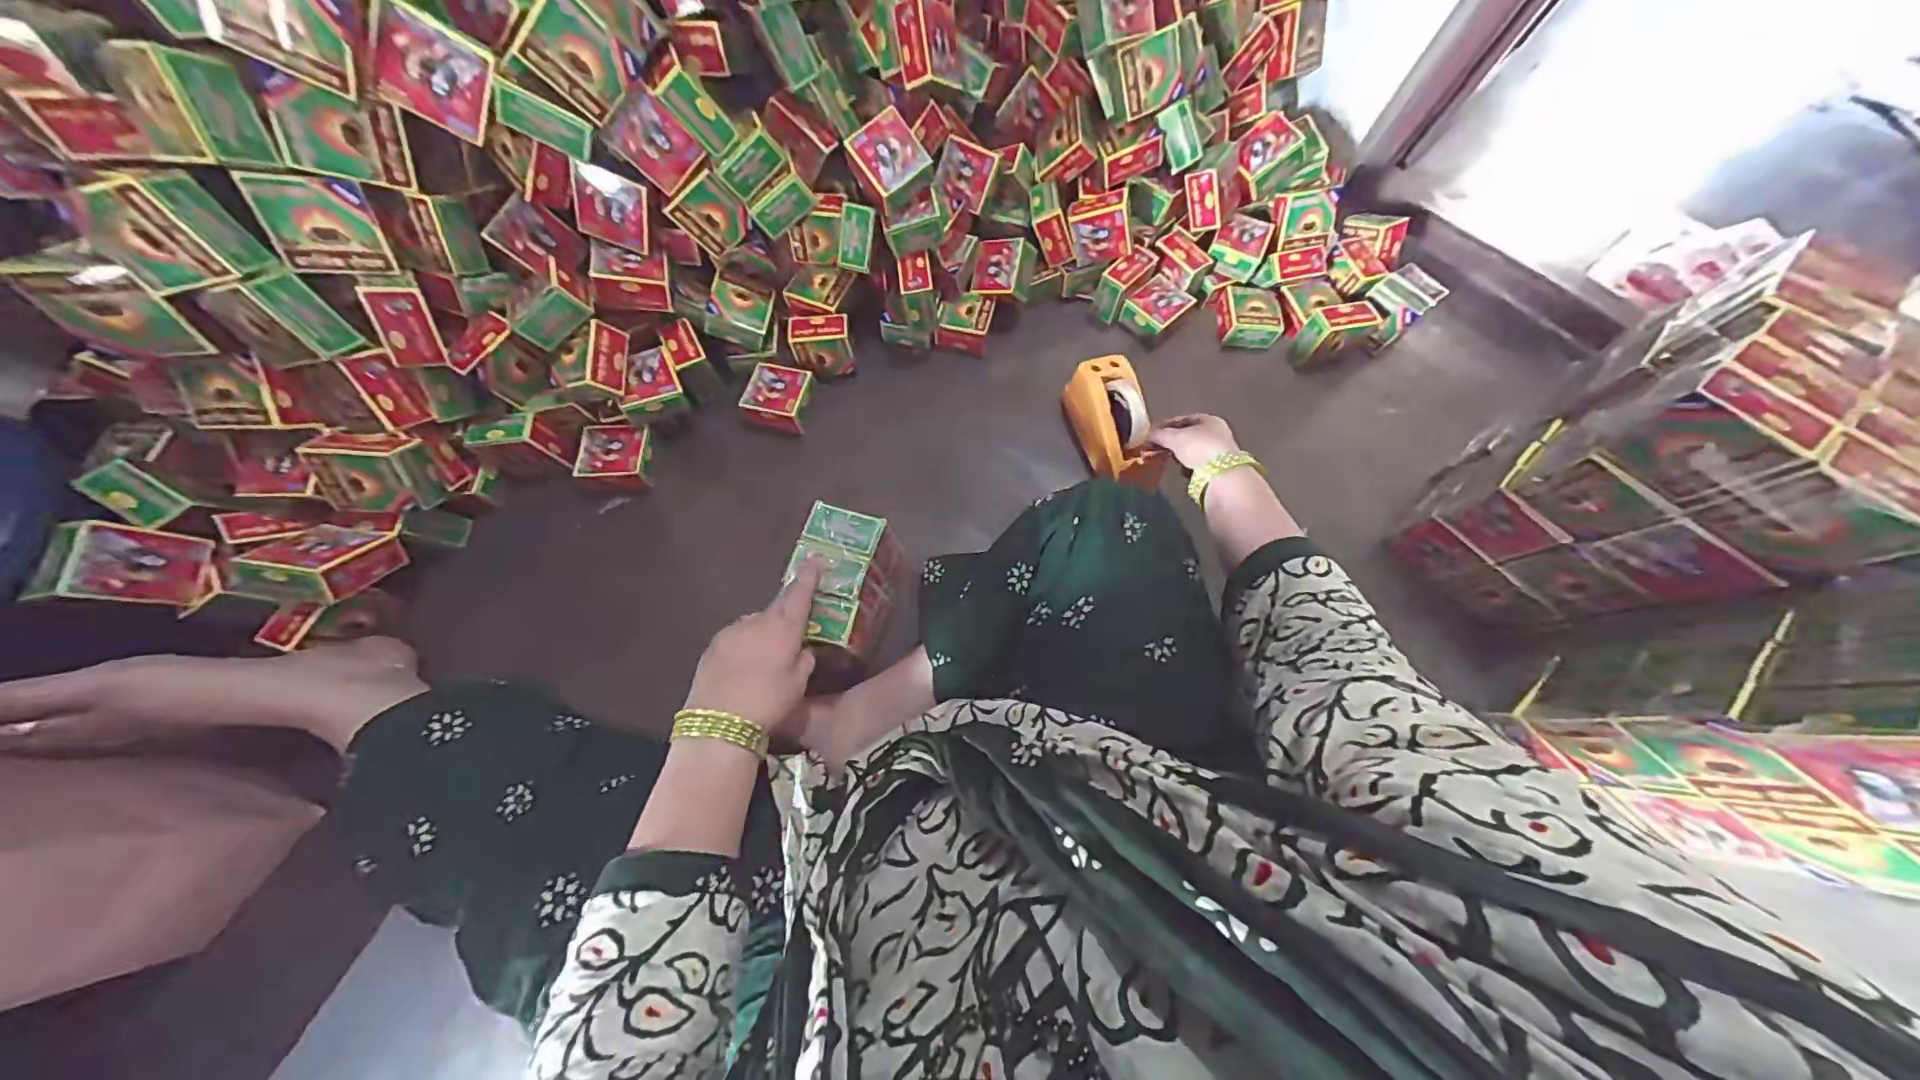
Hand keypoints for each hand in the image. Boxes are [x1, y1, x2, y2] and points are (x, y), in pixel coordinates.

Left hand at [683, 559, 821, 729]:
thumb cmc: (768, 702)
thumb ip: (803, 660)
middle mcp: (757, 622)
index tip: (815, 558)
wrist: (718, 723)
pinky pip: (737, 637)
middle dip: (786, 614)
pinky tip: (745, 666)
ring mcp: (732, 631)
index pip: (799, 593)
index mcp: (784, 628)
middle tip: (793, 631)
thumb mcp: (798, 684)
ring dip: (764, 633)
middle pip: (776, 608)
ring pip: (755, 624)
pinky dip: (745, 644)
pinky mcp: (713, 644)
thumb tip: (801, 649)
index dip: (809, 575)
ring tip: (766, 658)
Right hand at [1147, 414, 1240, 469]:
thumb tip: (1146, 435)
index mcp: (1209, 420)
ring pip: (1190, 450)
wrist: (1220, 475)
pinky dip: (1186, 465)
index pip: (1182, 419)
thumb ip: (1159, 434)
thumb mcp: (1175, 438)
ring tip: (1162, 458)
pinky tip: (1179, 469)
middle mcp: (1216, 433)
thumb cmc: (1199, 448)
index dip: (1165, 425)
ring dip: (1177, 454)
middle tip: (1152, 447)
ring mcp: (1217, 451)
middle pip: (1186, 435)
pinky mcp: (1216, 468)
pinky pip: (1195, 463)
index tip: (1150, 433)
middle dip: (1169, 441)